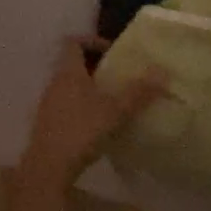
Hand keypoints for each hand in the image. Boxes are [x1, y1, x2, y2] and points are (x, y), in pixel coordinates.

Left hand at [18, 37, 163, 188]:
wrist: (48, 169)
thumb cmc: (81, 131)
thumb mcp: (116, 111)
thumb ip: (139, 91)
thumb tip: (163, 71)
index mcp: (68, 73)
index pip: (73, 42)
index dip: (91, 40)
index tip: (112, 51)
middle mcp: (54, 84)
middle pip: (72, 64)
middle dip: (95, 67)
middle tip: (118, 76)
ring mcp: (47, 105)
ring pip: (69, 86)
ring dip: (88, 88)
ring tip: (112, 101)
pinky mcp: (47, 125)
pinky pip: (65, 105)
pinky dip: (81, 107)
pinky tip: (97, 125)